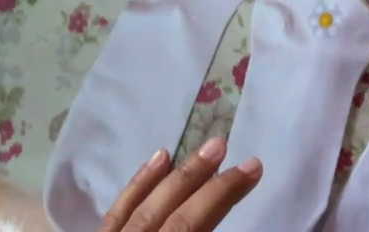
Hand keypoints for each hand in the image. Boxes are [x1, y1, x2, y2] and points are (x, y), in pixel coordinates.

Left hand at [99, 138, 260, 231]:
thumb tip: (220, 205)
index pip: (192, 225)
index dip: (224, 194)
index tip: (254, 167)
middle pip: (170, 213)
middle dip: (199, 178)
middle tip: (224, 144)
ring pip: (140, 207)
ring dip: (174, 175)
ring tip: (204, 147)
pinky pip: (114, 213)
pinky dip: (136, 186)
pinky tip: (157, 159)